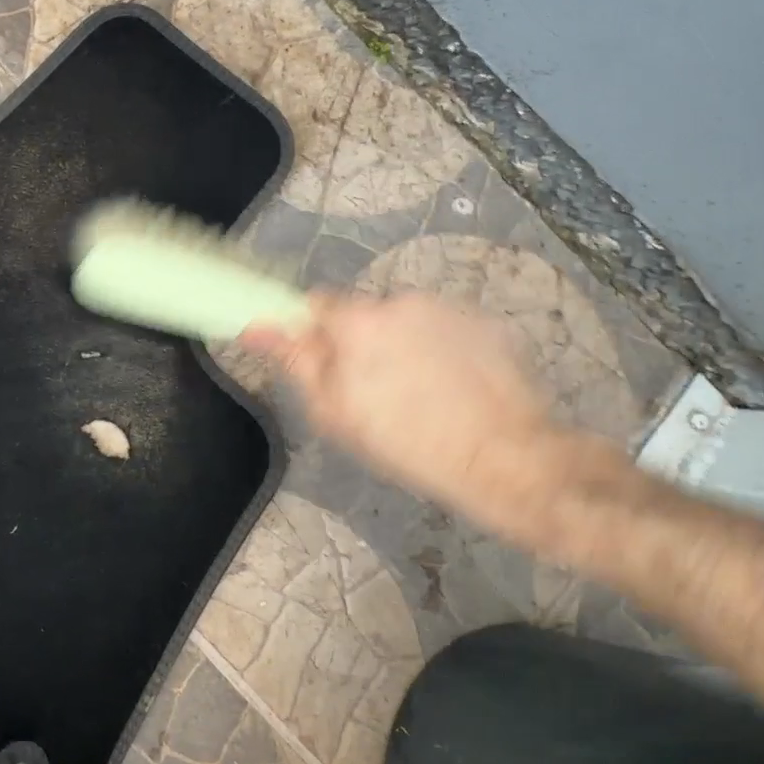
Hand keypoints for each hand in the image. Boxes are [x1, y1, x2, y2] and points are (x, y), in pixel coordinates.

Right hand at [240, 291, 564, 518]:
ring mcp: (449, 311)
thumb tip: (255, 327)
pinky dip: (438, 351)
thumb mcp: (334, 411)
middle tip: (370, 390)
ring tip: (417, 394)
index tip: (322, 362)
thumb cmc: (407, 442)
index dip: (314, 332)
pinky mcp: (486, 325)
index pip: (316, 304)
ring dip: (399, 345)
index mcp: (357, 321)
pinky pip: (443, 330)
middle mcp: (400, 302)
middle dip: (360, 342)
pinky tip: (449, 389)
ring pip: (404, 322)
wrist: (509, 460)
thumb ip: (295, 361)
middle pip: (362, 313)